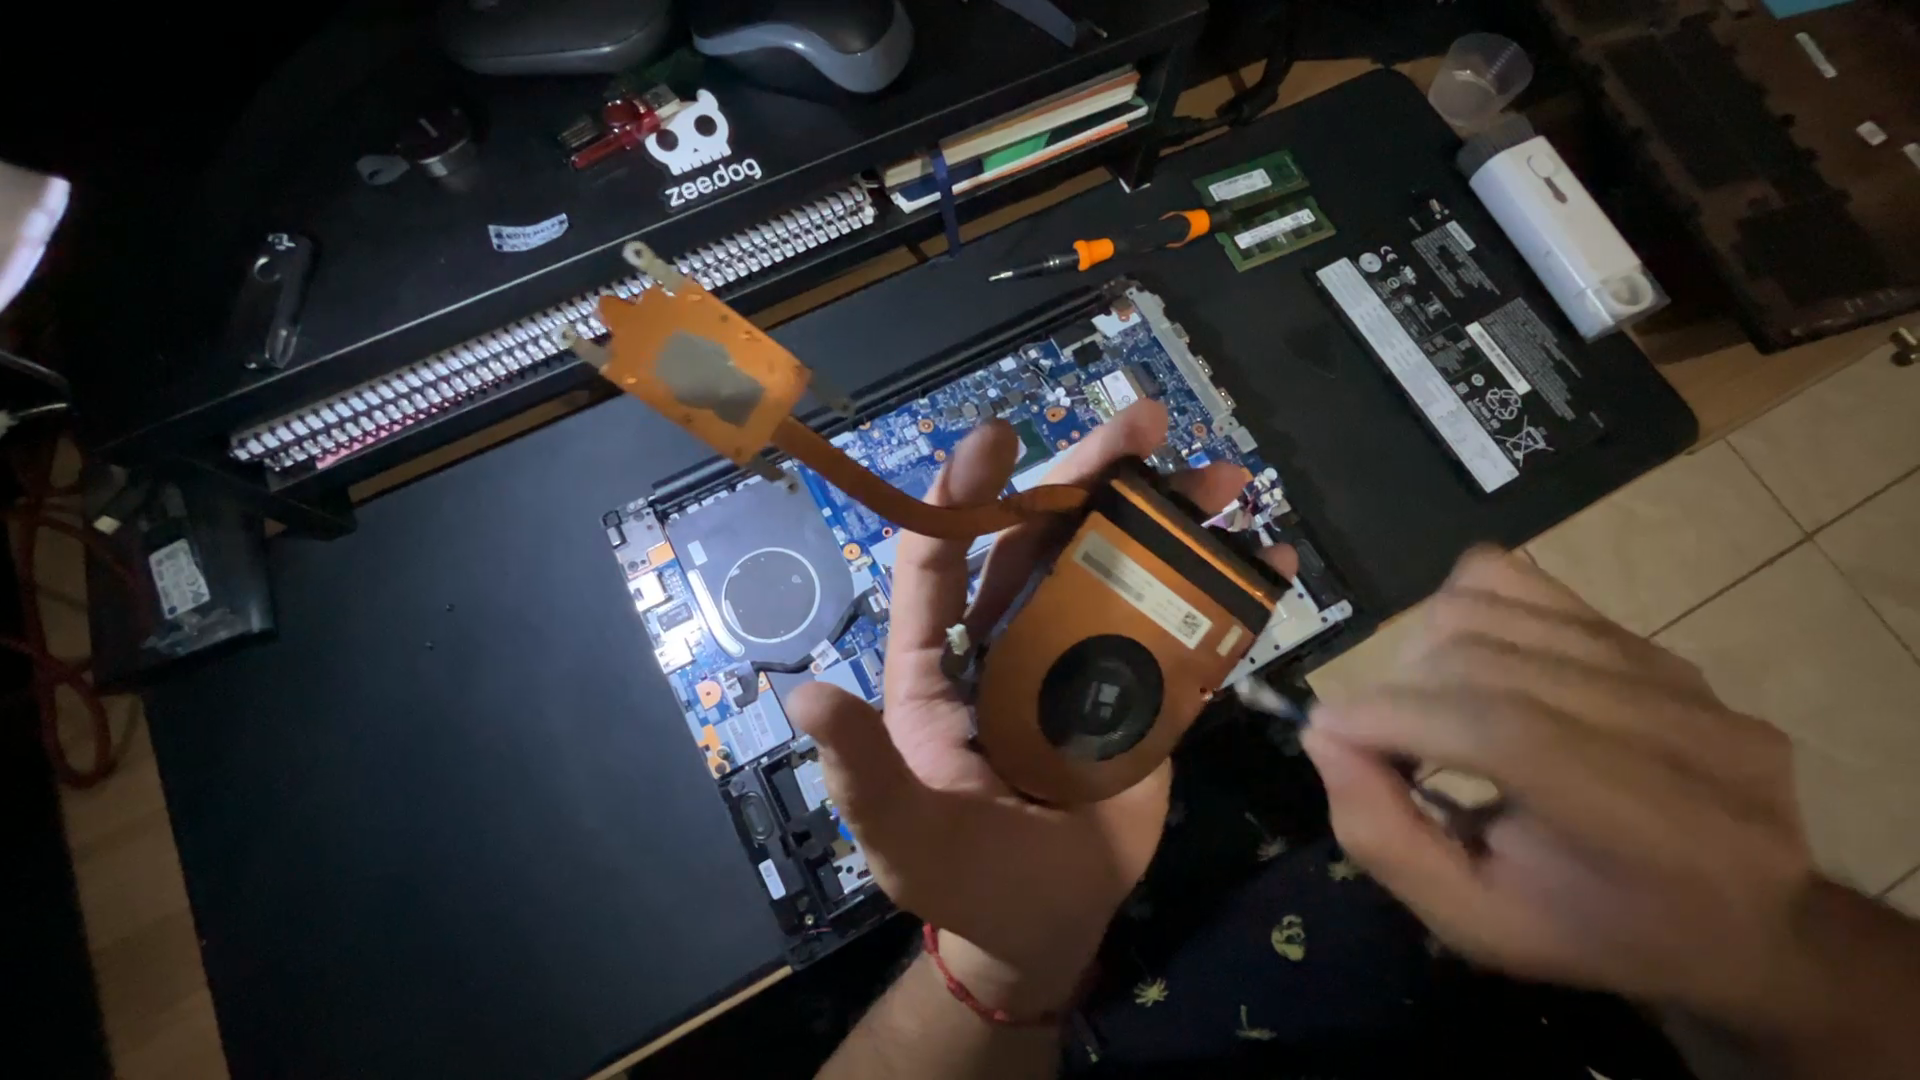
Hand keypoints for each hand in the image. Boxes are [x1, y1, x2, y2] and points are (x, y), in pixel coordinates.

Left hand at [787, 400, 1294, 1013]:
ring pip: (1116, 565)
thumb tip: (802, 698)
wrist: (1045, 924)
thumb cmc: (961, 877)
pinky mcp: (1140, 691)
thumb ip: (863, 768)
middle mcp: (1007, 639)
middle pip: (1042, 539)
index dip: (960, 497)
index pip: (939, 561)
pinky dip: (1223, 593)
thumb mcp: (904, 831)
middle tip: (1142, 424)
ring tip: (1223, 477)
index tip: (995, 439)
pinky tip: (1267, 555)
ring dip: (1167, 516)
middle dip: (1087, 478)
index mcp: (938, 658)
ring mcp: (1080, 659)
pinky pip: (1179, 629)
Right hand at [1303, 547, 1823, 1034]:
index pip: (1504, 731)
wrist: (1735, 916)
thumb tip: (1323, 735)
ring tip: (1423, 707)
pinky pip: (1517, 582)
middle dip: (1396, 693)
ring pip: (1488, 609)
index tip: (1326, 732)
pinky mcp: (1649, 640)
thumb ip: (1384, 838)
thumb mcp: (1472, 921)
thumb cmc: (1589, 927)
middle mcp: (1684, 733)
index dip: (1395, 718)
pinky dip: (1460, 613)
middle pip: (1486, 661)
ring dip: (1421, 654)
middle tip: (1376, 741)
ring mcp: (1674, 673)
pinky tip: (1465, 666)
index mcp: (1656, 831)